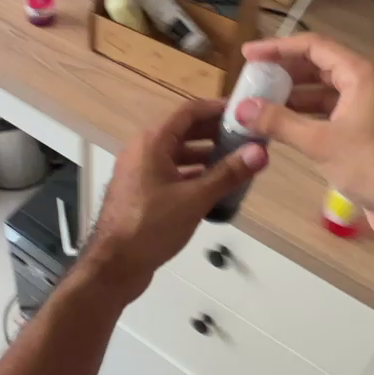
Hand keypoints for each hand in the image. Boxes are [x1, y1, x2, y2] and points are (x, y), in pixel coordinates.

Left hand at [86, 99, 267, 296]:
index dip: (216, 108)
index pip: (188, 111)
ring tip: (237, 162)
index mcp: (151, 142)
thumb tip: (260, 152)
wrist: (113, 265)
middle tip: (247, 137)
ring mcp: (140, 171)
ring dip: (205, 155)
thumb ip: (227, 174)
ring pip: (177, 153)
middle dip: (215, 133)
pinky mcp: (141, 192)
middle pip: (183, 131)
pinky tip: (215, 187)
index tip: (244, 112)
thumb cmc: (150, 226)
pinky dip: (193, 174)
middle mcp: (143, 150)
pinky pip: (171, 172)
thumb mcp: (194, 199)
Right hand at [235, 35, 373, 246]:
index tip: (248, 55)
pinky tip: (287, 129)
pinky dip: (311, 117)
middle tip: (253, 81)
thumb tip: (241, 108)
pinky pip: (337, 113)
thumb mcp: (319, 142)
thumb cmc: (372, 166)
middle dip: (285, 74)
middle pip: (321, 67)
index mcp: (363, 74)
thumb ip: (278, 122)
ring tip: (262, 106)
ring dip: (296, 98)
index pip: (314, 47)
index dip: (277, 48)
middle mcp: (372, 83)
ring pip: (329, 93)